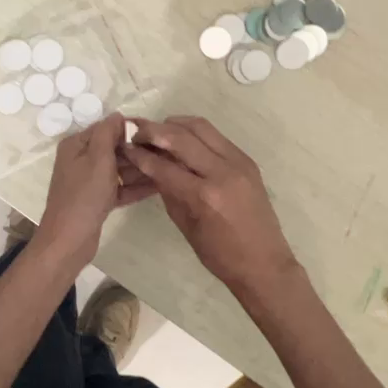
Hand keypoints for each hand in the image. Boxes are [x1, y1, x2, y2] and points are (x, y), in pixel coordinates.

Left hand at [33, 114, 155, 265]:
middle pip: (115, 149)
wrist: (70, 240)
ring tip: (170, 167)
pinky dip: (136, 187)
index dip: (131, 130)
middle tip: (169, 152)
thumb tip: (118, 115)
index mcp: (76, 145)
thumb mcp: (98, 158)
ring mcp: (89, 182)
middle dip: (139, 151)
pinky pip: (120, 188)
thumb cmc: (84, 195)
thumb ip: (108, 133)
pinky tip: (160, 186)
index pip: (107, 129)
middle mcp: (81, 160)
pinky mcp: (97, 201)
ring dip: (141, 169)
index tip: (157, 133)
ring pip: (119, 170)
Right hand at [123, 116, 298, 294]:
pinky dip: (194, 133)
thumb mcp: (185, 225)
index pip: (163, 166)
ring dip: (175, 125)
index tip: (124, 146)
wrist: (264, 263)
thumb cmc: (220, 255)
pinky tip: (180, 139)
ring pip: (200, 127)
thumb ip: (168, 191)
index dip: (140, 154)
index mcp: (204, 196)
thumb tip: (151, 166)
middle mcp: (222, 172)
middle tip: (136, 133)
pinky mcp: (247, 160)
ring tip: (157, 131)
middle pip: (180, 137)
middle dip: (153, 131)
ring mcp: (238, 163)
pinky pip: (216, 137)